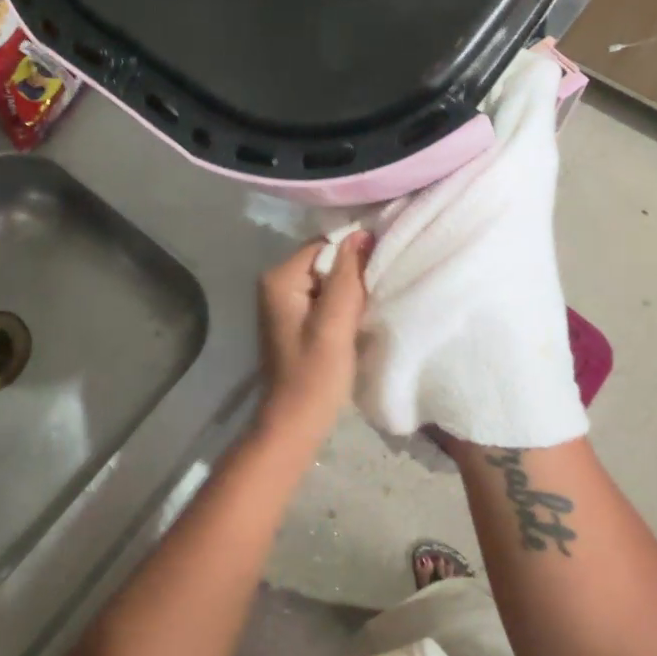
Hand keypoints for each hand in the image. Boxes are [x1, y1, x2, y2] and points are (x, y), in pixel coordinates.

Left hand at [256, 233, 371, 444]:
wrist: (294, 422)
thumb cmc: (315, 374)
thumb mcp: (335, 322)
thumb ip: (348, 276)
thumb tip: (362, 233)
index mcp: (279, 278)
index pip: (324, 245)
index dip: (353, 255)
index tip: (381, 268)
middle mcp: (275, 283)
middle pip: (324, 261)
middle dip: (351, 274)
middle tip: (377, 291)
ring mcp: (282, 302)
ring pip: (325, 281)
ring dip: (348, 292)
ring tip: (370, 305)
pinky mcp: (293, 320)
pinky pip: (322, 299)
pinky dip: (340, 307)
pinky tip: (354, 322)